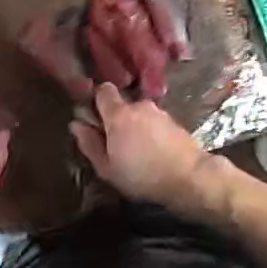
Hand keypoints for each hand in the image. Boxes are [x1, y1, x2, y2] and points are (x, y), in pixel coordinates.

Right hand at [69, 83, 216, 213]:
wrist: (189, 177)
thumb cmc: (142, 175)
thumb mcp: (107, 168)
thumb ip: (90, 144)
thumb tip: (76, 124)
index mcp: (119, 114)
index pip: (103, 91)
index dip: (97, 101)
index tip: (95, 118)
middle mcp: (141, 106)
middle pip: (123, 106)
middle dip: (117, 120)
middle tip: (116, 144)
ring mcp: (161, 112)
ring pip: (140, 115)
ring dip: (136, 127)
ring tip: (138, 152)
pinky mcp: (175, 122)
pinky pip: (155, 123)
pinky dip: (152, 132)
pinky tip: (154, 152)